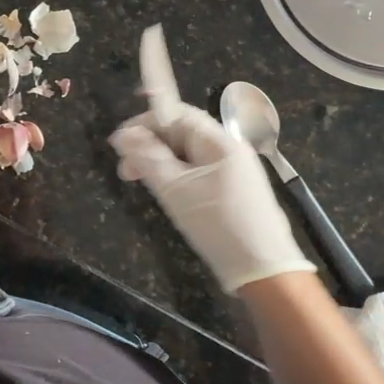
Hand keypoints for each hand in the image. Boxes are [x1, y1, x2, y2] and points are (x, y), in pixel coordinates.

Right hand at [108, 102, 314, 292]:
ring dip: (158, 161)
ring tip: (136, 180)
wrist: (263, 269)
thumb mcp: (175, 190)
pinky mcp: (232, 190)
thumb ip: (147, 158)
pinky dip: (174, 175)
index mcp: (220, 142)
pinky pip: (196, 171)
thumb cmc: (218, 225)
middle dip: (149, 144)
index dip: (146, 121)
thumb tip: (123, 136)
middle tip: (124, 167)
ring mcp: (232, 170)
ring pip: (187, 154)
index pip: (178, 114)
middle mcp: (228, 149)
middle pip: (182, 133)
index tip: (119, 140)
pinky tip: (162, 190)